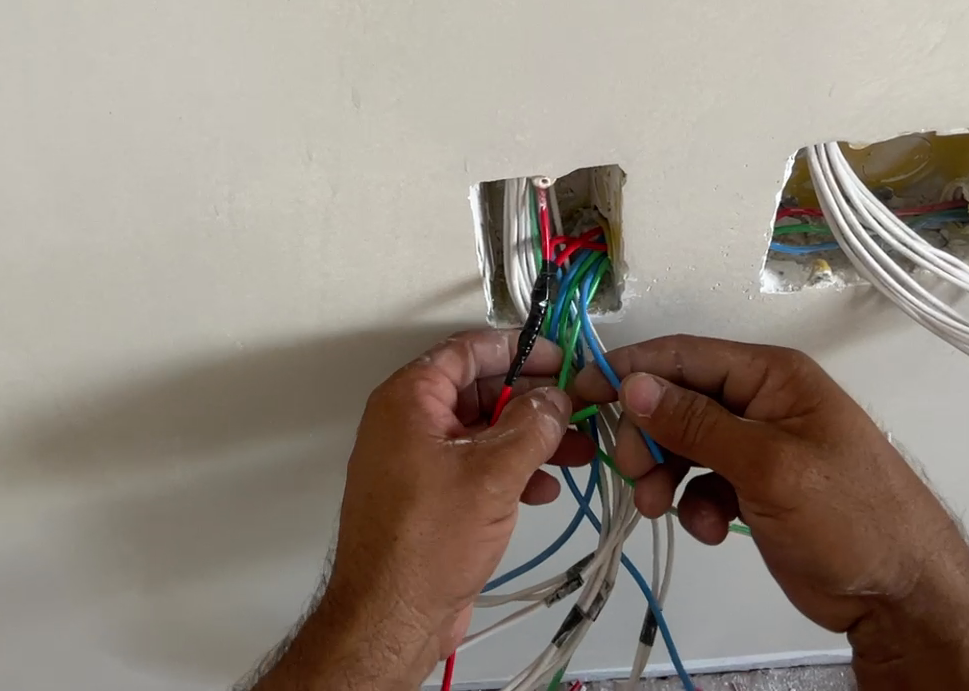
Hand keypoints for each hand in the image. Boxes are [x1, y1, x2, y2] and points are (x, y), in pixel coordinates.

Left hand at [249, 330, 592, 690]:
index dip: (516, 349)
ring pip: (484, 430)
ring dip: (531, 438)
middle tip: (576, 405)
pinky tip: (546, 487)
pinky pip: (477, 465)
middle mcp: (411, 421)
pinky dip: (512, 470)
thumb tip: (555, 399)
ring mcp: (420, 459)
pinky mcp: (433, 494)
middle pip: (480, 390)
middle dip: (532, 400)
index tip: (557, 356)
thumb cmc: (424, 542)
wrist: (390, 619)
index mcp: (410, 399)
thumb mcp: (491, 474)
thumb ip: (530, 427)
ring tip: (578, 449)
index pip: (466, 351)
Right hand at [572, 335, 968, 689]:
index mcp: (770, 375)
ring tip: (657, 507)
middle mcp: (760, 400)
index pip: (684, 355)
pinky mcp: (753, 483)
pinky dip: (691, 500)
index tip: (584, 391)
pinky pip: (701, 477)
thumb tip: (632, 384)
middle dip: (648, 434)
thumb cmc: (850, 519)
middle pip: (677, 399)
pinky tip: (705, 527)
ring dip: (663, 471)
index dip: (631, 369)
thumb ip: (695, 423)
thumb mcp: (768, 467)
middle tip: (632, 471)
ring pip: (683, 440)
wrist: (907, 606)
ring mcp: (757, 443)